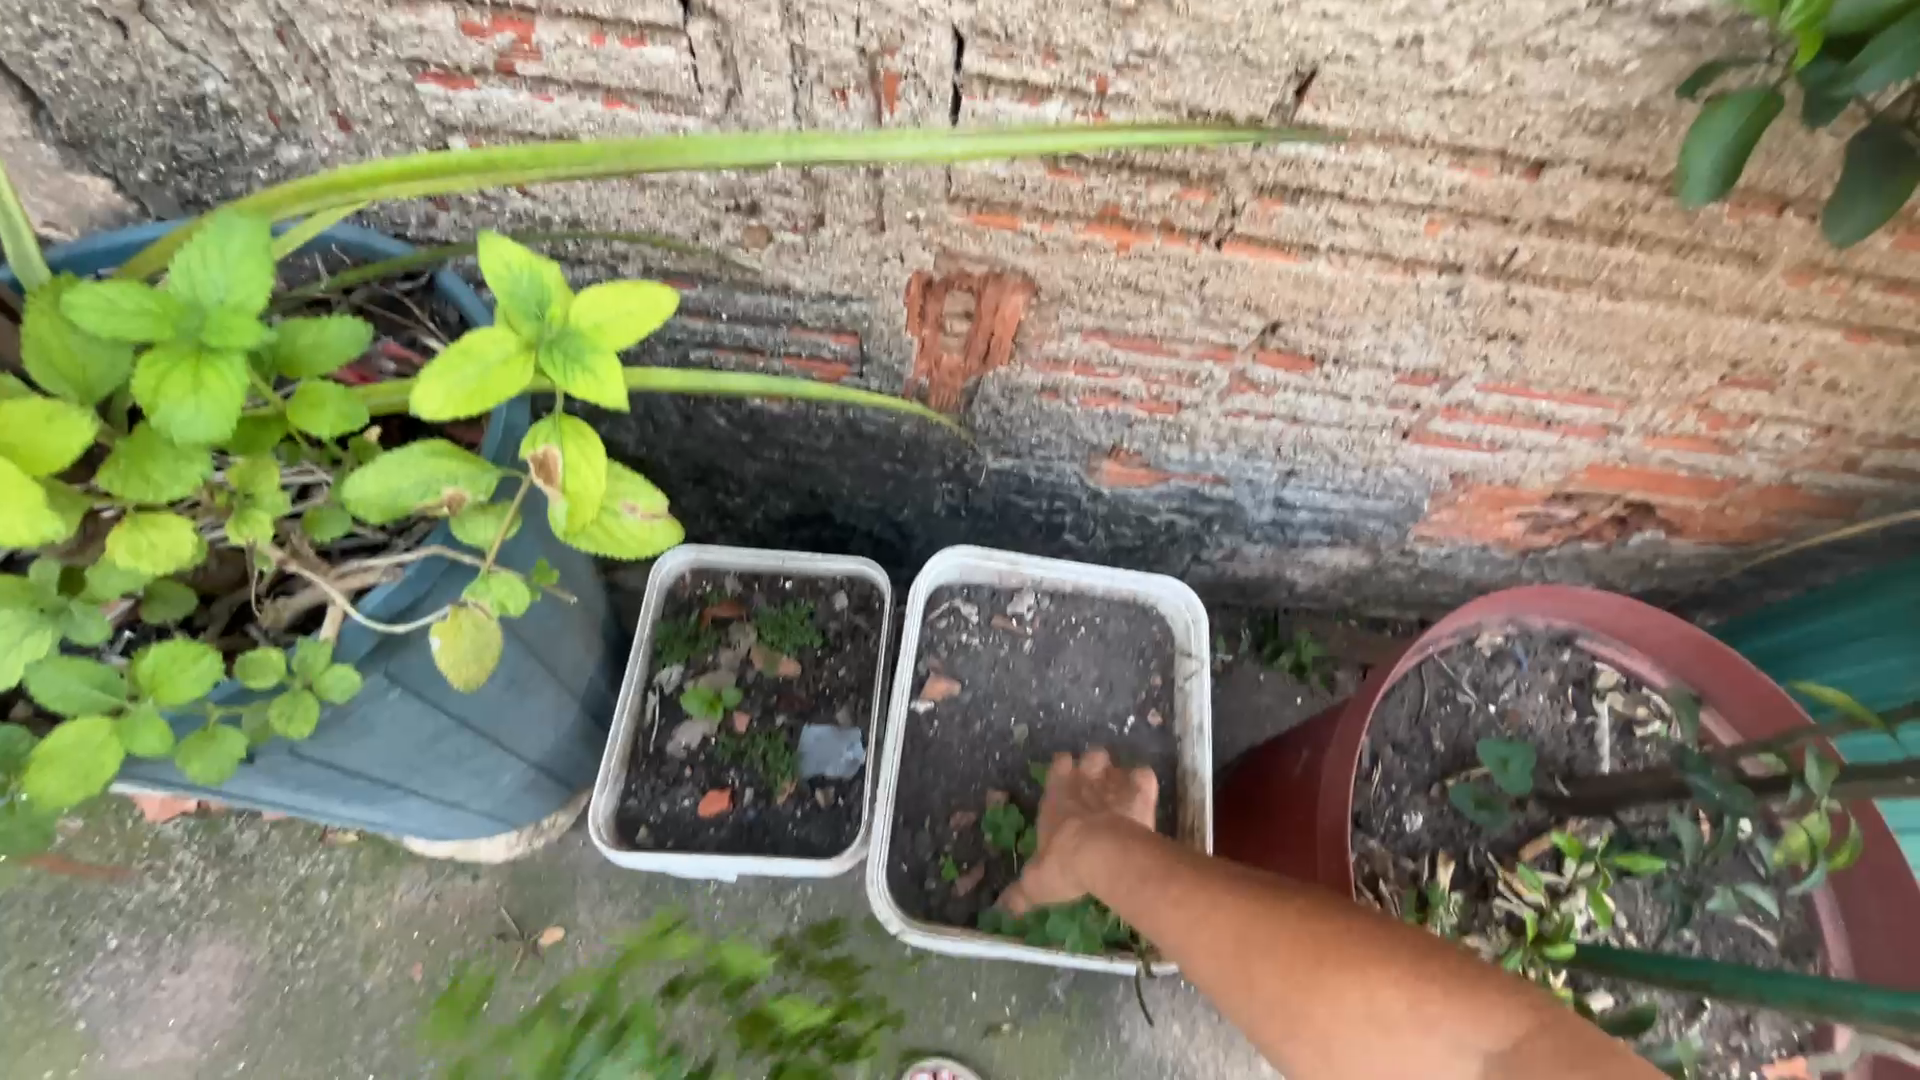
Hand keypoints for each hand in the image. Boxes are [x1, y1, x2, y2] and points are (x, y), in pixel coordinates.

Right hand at [999, 748, 1157, 914]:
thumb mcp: (1035, 883)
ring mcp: (1112, 787)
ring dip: (1117, 773)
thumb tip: (1000, 908)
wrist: (1103, 856)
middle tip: (1096, 785)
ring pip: (1114, 763)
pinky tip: (1143, 796)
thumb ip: (1020, 893)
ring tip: (1120, 789)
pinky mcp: (1139, 796)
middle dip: (1093, 766)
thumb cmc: (1063, 864)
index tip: (1066, 778)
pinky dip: (1144, 784)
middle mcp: (1083, 784)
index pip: (1058, 764)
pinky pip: (1144, 777)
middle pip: (1090, 756)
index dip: (1063, 767)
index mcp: (1056, 797)